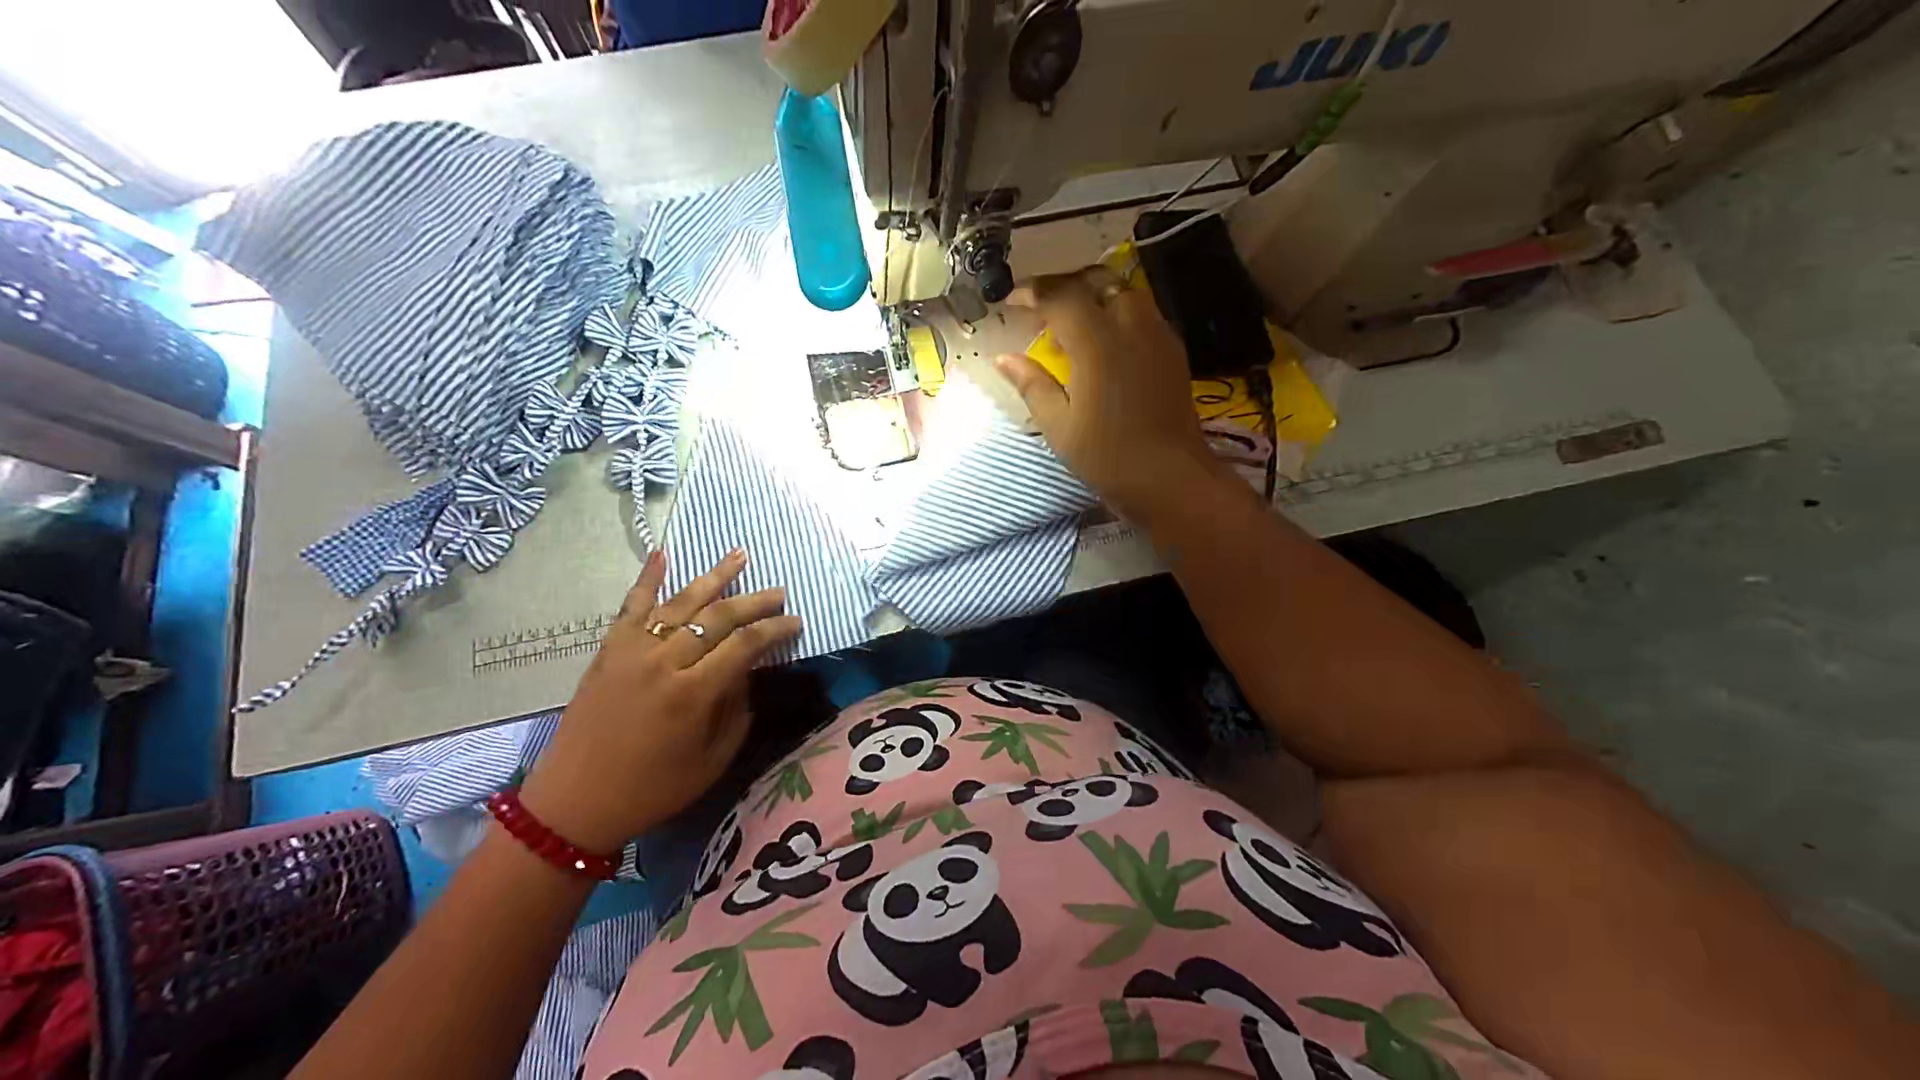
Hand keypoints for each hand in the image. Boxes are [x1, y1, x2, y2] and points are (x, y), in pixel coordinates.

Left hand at [517, 549, 802, 852]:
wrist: (575, 802)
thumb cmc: (652, 789)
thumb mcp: (712, 760)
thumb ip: (736, 711)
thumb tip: (747, 672)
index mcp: (694, 693)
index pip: (746, 645)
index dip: (776, 629)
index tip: (796, 622)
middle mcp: (665, 662)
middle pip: (719, 617)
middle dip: (754, 601)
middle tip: (779, 592)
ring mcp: (632, 651)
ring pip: (681, 602)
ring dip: (713, 577)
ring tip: (739, 555)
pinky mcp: (608, 651)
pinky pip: (631, 606)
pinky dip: (647, 578)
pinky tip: (662, 553)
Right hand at [995, 273, 1222, 523]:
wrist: (1171, 479)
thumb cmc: (1108, 458)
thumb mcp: (1058, 427)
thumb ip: (1032, 385)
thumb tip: (1004, 358)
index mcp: (1097, 345)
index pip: (1061, 297)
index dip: (1032, 292)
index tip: (1010, 301)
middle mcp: (1131, 328)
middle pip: (1097, 281)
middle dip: (1064, 285)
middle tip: (1040, 303)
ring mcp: (1157, 336)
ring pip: (1124, 291)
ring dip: (1094, 293)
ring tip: (1073, 317)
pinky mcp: (1173, 350)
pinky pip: (1143, 311)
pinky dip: (1118, 310)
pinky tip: (1106, 338)